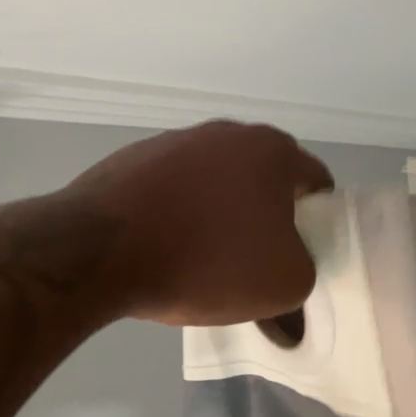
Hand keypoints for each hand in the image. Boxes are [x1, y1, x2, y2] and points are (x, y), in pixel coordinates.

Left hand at [67, 120, 333, 326]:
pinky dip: (174, 215)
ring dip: (217, 217)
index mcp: (271, 150)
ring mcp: (173, 142)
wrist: (98, 250)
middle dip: (264, 221)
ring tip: (201, 263)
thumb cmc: (206, 260)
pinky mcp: (132, 159)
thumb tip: (289, 275)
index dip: (317, 225)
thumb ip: (305, 269)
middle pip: (262, 182)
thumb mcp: (283, 283)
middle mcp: (225, 133)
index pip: (315, 184)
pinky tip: (162, 248)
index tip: (299, 259)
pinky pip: (171, 191)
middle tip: (253, 266)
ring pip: (214, 185)